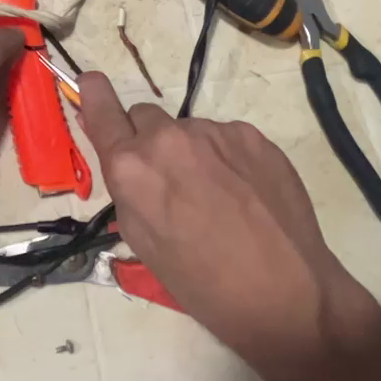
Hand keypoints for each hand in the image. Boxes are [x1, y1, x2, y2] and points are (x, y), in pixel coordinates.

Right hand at [79, 72, 380, 380]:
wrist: (287, 296)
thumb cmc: (201, 282)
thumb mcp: (143, 239)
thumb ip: (123, 184)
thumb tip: (114, 145)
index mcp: (130, 167)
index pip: (101, 107)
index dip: (95, 94)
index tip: (93, 84)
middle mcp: (166, 138)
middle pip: (145, 117)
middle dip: (149, 141)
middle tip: (172, 180)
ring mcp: (212, 131)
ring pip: (188, 130)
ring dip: (192, 151)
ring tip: (219, 195)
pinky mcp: (250, 134)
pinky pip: (224, 136)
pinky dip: (227, 157)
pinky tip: (245, 191)